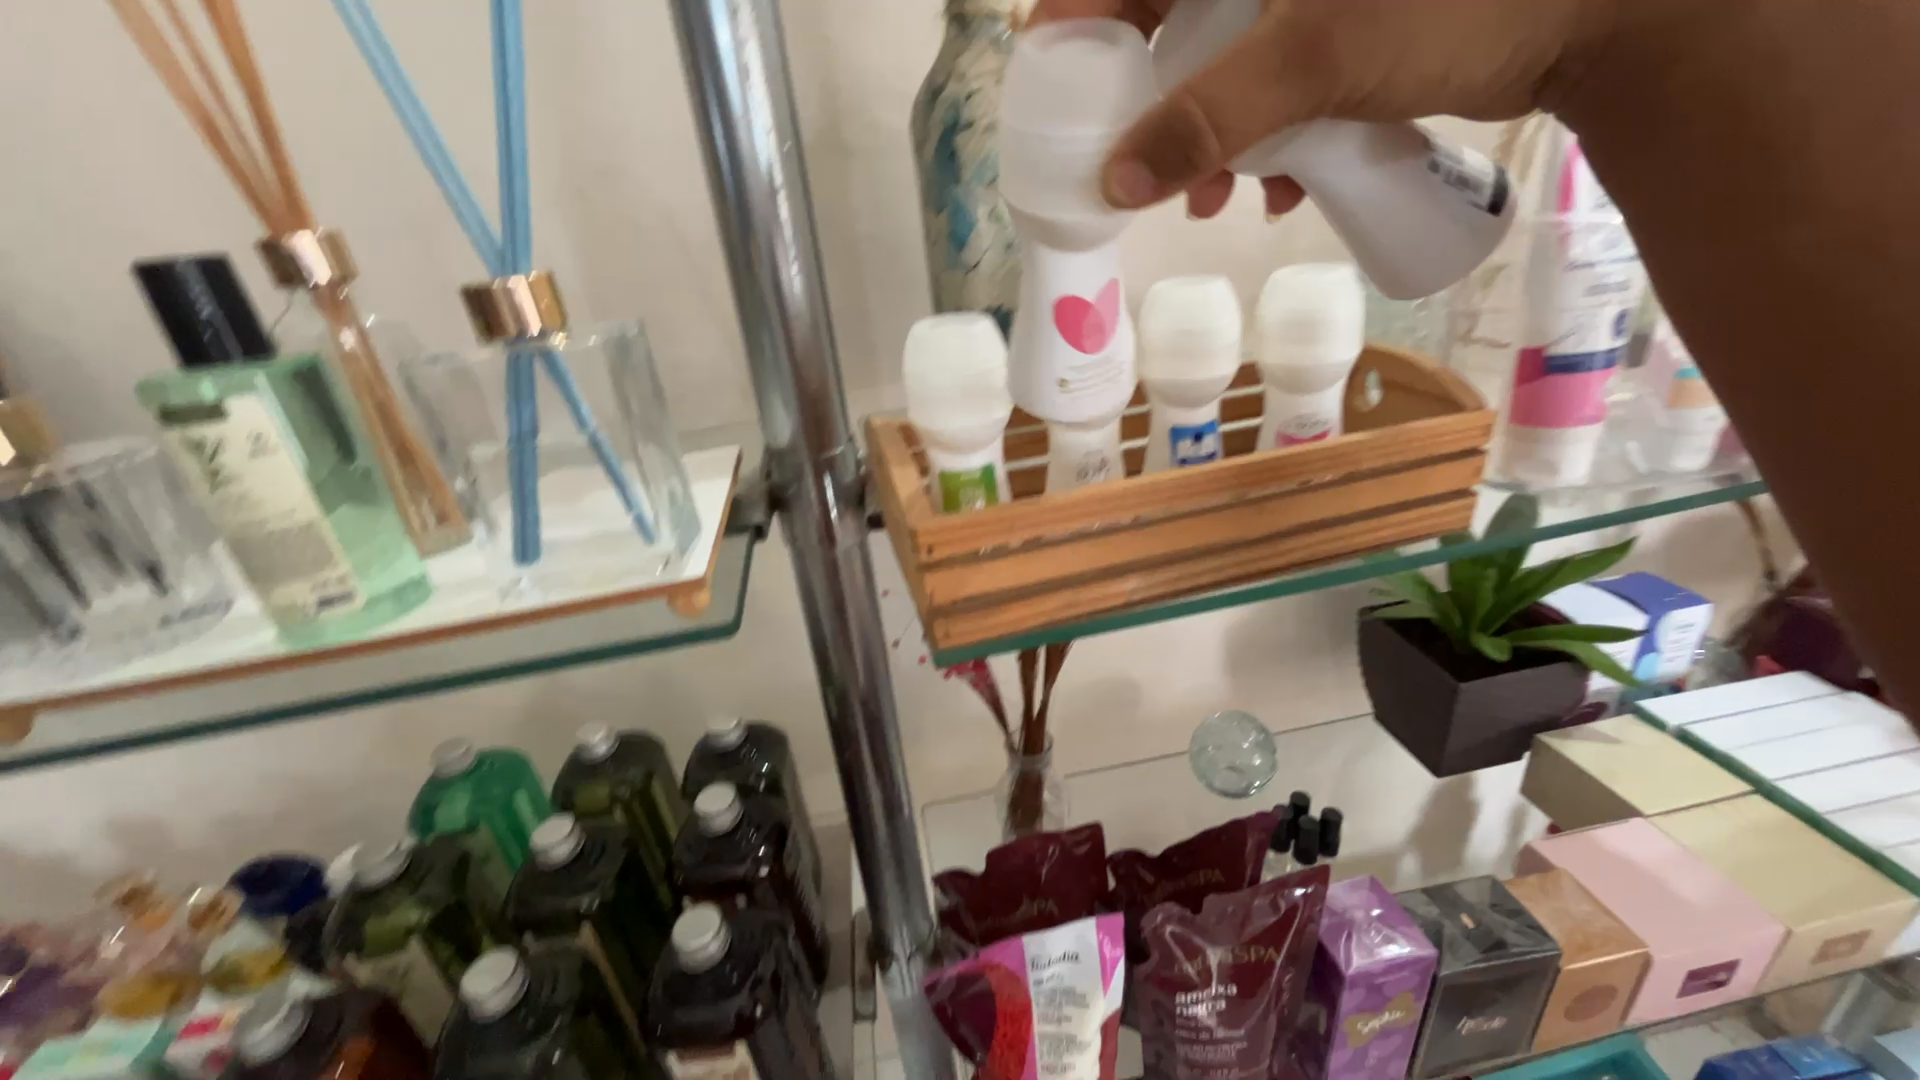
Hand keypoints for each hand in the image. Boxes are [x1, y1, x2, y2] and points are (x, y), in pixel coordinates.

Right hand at [1026, 0, 1618, 216]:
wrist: (1607, 5)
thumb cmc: (1455, 0)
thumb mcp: (1315, 57)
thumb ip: (1209, 115)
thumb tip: (1116, 181)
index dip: (1080, 12)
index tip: (1049, 76)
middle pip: (1177, 17)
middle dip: (1157, 102)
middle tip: (1139, 167)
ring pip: (1228, 58)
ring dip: (1215, 137)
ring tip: (1218, 201)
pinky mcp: (1350, 24)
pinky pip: (1279, 80)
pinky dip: (1272, 136)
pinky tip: (1285, 186)